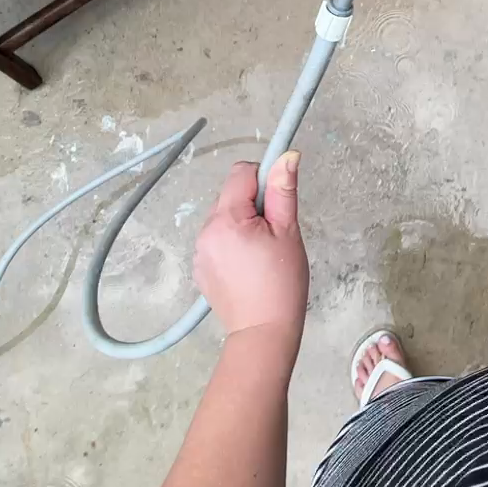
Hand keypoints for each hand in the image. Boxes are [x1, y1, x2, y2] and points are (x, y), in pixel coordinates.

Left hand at [193, 151, 307, 340]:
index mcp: (226, 220)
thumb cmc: (282, 281)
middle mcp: (204, 232)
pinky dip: (233, 243)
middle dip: (254, 205)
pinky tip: (250, 266)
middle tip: (275, 233)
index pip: (241, 173)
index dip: (264, 179)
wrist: (264, 330)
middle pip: (231, 196)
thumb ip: (283, 191)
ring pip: (224, 218)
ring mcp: (199, 252)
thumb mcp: (288, 231)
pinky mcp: (200, 268)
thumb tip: (287, 156)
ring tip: (263, 252)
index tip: (279, 201)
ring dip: (243, 224)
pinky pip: (217, 240)